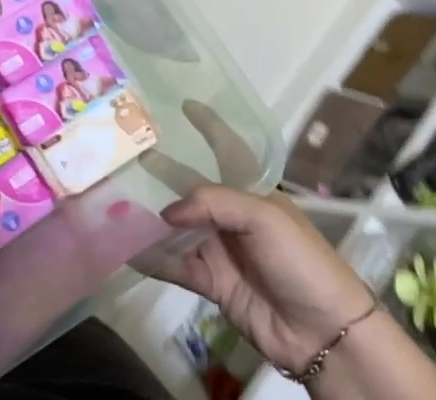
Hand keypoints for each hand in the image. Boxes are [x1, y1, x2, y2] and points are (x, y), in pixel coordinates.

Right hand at [130, 98, 375, 373]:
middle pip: (188, 189)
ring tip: (112, 202)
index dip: (209, 127)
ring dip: (147, 218)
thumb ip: (212, 203)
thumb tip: (165, 212)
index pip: (227, 151)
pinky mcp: (210, 282)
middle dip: (160, 173)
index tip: (185, 105)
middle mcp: (231, 217)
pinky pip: (172, 265)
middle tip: (123, 158)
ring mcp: (219, 250)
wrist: (324, 331)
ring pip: (174, 228)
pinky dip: (149, 258)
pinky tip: (123, 248)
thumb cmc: (301, 261)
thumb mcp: (264, 218)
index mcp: (252, 194)